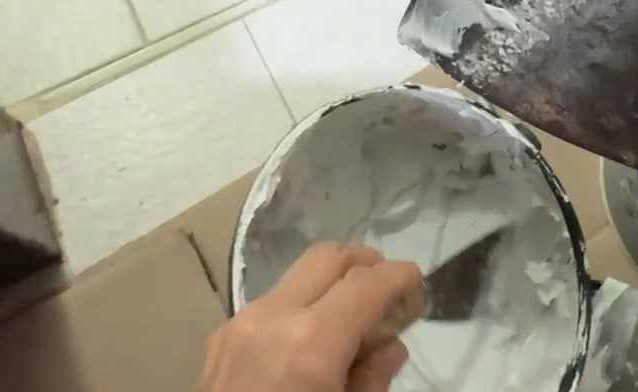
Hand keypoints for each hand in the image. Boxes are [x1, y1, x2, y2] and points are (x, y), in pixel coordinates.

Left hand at [198, 243, 423, 391]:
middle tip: (387, 289)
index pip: (366, 284)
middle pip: (329, 258)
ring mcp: (241, 324)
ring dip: (331, 286)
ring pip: (298, 276)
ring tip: (351, 324)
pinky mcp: (220, 338)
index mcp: (310, 345)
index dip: (399, 277)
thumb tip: (388, 346)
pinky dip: (301, 308)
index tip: (417, 282)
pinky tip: (309, 346)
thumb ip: (371, 382)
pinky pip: (272, 303)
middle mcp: (273, 318)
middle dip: (364, 264)